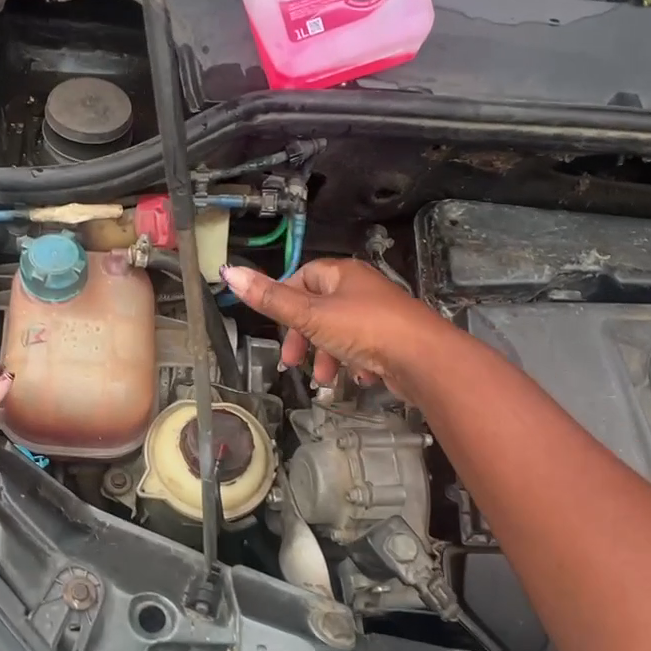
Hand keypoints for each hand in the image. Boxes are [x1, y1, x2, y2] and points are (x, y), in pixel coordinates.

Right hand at [220, 260, 444, 386]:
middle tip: (293, 360)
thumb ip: (270, 299)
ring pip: (339, 333)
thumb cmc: (365, 329)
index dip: (285, 299)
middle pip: (319, 309)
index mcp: (342, 274)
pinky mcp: (391, 340)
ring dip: (326, 356)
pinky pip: (362, 349)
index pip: (303, 276)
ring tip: (324, 379)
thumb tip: (230, 272)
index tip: (276, 325)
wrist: (421, 358)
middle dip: (304, 337)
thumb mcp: (309, 315)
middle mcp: (361, 289)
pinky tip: (353, 378)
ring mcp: (379, 315)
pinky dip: (352, 363)